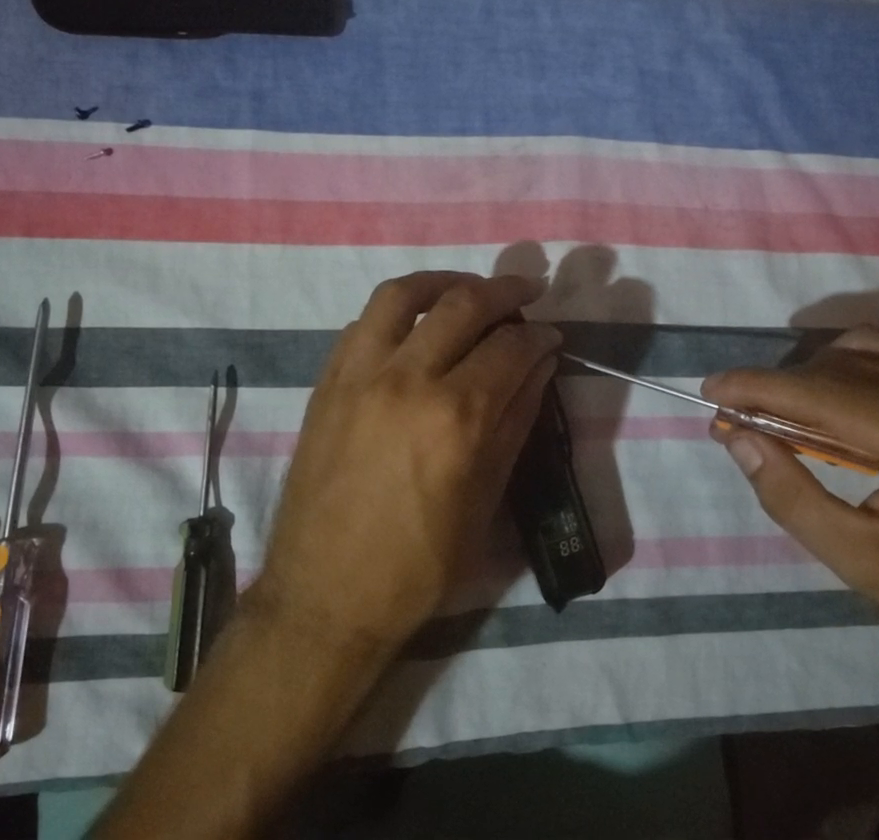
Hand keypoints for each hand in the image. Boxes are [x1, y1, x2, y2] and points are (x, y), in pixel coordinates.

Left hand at [249, 272, 561, 653]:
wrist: (326, 595)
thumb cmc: (420, 566)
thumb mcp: (486, 503)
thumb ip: (515, 424)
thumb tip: (538, 368)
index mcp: (457, 417)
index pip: (510, 348)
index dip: (539, 336)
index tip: (552, 336)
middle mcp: (407, 380)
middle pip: (463, 305)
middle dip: (505, 291)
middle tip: (526, 293)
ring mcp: (359, 376)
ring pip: (403, 295)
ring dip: (444, 282)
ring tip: (468, 290)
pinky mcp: (326, 384)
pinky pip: (362, 323)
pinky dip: (397, 311)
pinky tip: (415, 325)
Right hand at [703, 328, 878, 692]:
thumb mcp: (857, 561)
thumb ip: (793, 497)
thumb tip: (738, 437)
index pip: (834, 395)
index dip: (765, 386)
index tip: (712, 389)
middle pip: (849, 366)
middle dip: (783, 384)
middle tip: (737, 416)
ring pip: (871, 352)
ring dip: (814, 375)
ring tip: (780, 413)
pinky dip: (848, 373)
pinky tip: (828, 409)